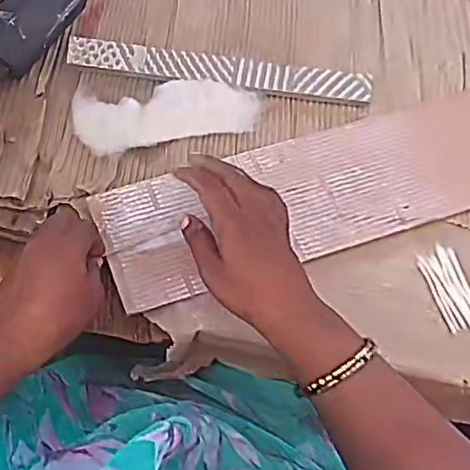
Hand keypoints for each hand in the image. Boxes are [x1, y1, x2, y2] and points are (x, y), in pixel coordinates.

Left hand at [0, 206, 104, 359]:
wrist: (16, 331)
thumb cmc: (60, 315)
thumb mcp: (92, 298)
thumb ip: (94, 274)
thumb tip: (89, 265)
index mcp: (69, 242)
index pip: (86, 227)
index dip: (95, 241)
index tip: (98, 256)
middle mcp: (46, 239)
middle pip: (63, 220)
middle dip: (76, 231)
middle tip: (84, 253)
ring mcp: (28, 249)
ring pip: (47, 232)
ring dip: (59, 243)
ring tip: (68, 268)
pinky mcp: (15, 263)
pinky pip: (35, 249)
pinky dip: (45, 255)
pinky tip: (51, 279)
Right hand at [174, 156, 360, 360]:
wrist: (288, 309)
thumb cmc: (252, 295)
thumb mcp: (212, 272)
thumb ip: (198, 242)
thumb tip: (189, 223)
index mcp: (234, 223)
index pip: (210, 188)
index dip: (193, 176)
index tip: (180, 172)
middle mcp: (254, 216)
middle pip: (232, 178)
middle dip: (211, 165)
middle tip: (195, 161)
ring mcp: (271, 220)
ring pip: (250, 182)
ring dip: (231, 171)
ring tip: (219, 168)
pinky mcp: (281, 228)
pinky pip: (267, 194)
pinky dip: (253, 184)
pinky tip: (252, 188)